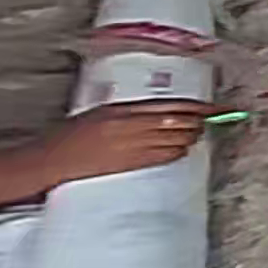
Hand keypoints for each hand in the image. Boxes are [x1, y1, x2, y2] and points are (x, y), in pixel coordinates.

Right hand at [34, 100, 215, 186]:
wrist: (45, 162)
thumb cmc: (71, 136)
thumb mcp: (101, 115)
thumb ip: (135, 111)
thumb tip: (175, 111)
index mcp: (121, 111)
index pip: (175, 106)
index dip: (203, 108)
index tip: (222, 108)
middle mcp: (130, 126)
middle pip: (184, 122)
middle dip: (199, 123)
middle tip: (202, 125)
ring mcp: (134, 144)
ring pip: (183, 138)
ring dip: (191, 138)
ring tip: (187, 137)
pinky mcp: (135, 161)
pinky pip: (172, 154)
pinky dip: (180, 151)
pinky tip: (174, 149)